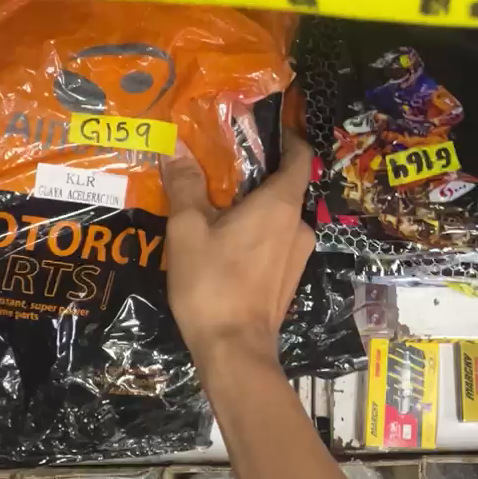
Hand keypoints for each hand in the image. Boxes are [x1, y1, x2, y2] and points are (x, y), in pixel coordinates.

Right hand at [162, 132, 315, 370]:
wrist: (235, 349)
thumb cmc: (212, 284)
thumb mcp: (188, 230)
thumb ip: (185, 186)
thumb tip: (178, 149)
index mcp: (280, 205)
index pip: (299, 157)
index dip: (287, 138)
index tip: (264, 128)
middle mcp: (299, 225)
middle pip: (285, 187)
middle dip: (256, 176)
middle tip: (220, 170)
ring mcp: (299, 254)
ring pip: (279, 218)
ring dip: (254, 209)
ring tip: (216, 208)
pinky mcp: (290, 278)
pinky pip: (277, 242)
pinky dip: (257, 234)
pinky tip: (226, 244)